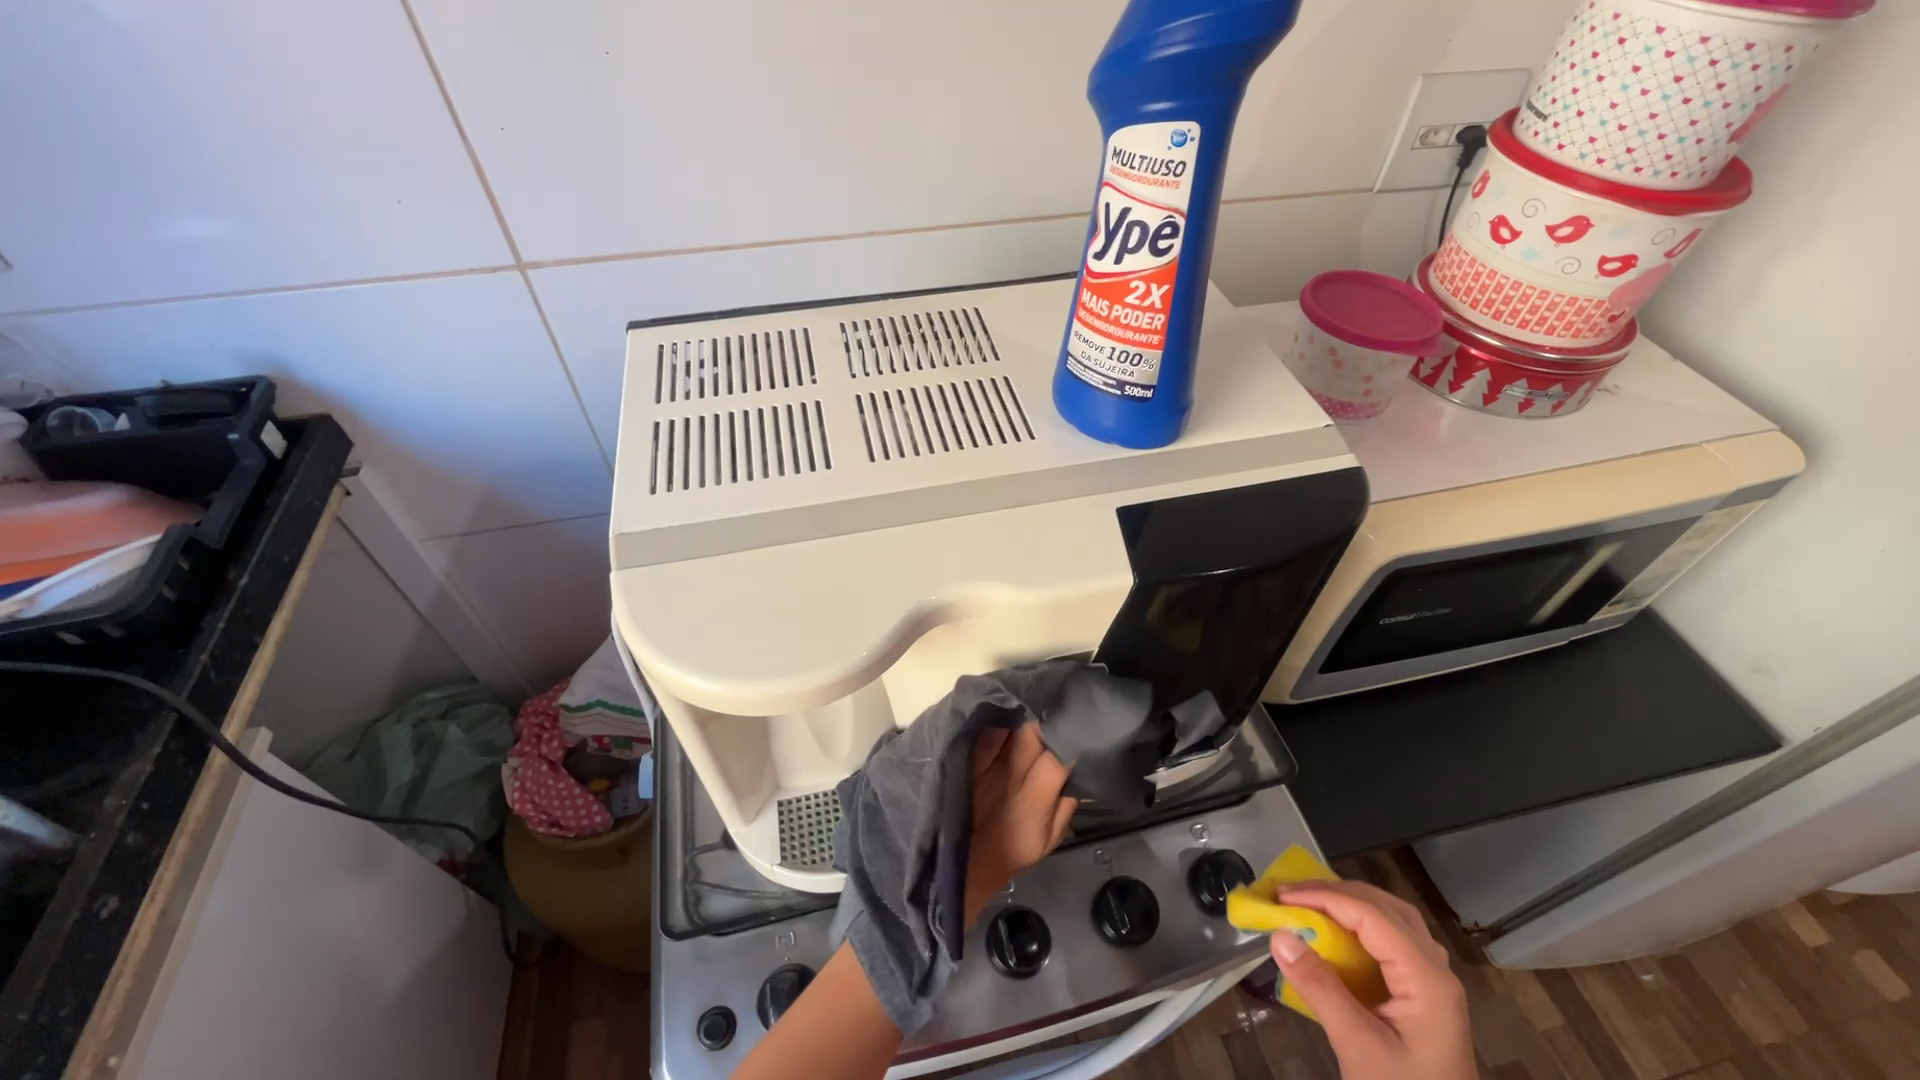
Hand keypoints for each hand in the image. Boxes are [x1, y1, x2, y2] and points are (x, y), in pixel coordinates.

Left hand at [963, 724, 1076, 921]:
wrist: (964, 862)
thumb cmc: (1013, 852)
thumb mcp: (1050, 839)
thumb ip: (1067, 805)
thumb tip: (1081, 773)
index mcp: (1033, 799)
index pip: (1057, 757)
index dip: (1070, 737)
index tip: (1081, 724)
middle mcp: (1009, 776)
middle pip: (1031, 733)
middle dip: (1047, 717)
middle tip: (1058, 708)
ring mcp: (984, 766)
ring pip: (1007, 727)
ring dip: (1022, 713)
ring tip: (1035, 701)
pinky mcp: (966, 760)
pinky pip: (984, 731)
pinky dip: (998, 719)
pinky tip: (1007, 709)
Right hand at [1268, 880, 1475, 1079]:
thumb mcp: (1357, 1047)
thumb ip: (1320, 988)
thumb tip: (1280, 935)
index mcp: (1427, 980)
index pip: (1372, 917)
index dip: (1325, 898)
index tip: (1281, 897)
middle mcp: (1437, 970)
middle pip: (1388, 909)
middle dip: (1337, 893)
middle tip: (1290, 894)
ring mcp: (1435, 983)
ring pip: (1394, 921)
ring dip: (1352, 904)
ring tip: (1309, 903)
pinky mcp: (1426, 996)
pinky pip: (1394, 941)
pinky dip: (1362, 925)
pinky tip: (1337, 934)